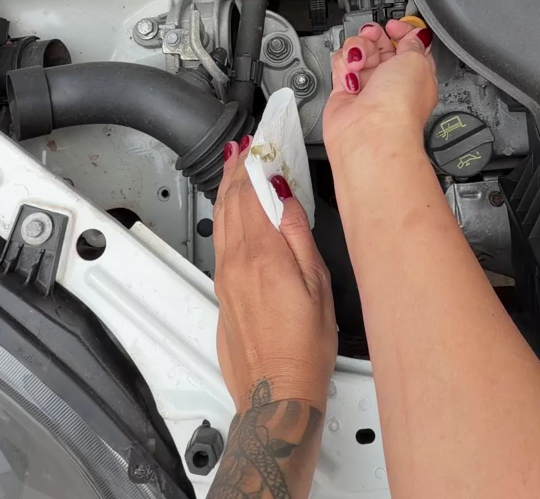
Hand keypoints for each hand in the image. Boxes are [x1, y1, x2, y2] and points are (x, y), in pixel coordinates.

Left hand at [212, 138, 336, 409]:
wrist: (277, 397)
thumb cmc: (304, 348)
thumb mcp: (317, 285)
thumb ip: (299, 235)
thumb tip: (288, 199)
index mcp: (262, 254)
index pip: (251, 193)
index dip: (254, 163)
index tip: (259, 142)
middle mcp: (236, 262)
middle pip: (231, 201)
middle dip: (237, 169)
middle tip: (246, 146)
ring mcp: (226, 278)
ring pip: (222, 220)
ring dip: (228, 189)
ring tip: (236, 168)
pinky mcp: (223, 293)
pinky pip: (221, 239)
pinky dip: (227, 215)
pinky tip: (235, 211)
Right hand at [324, 21, 437, 159]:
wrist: (370, 133)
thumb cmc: (399, 106)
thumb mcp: (417, 60)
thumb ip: (414, 41)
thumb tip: (414, 32)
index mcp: (416, 73)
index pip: (408, 43)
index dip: (400, 30)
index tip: (392, 26)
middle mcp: (392, 80)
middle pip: (380, 44)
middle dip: (373, 36)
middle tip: (371, 38)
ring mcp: (368, 85)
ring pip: (358, 50)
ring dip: (357, 49)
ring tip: (358, 62)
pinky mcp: (345, 90)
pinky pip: (340, 63)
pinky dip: (343, 64)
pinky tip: (350, 75)